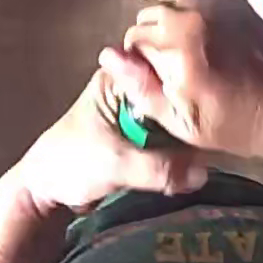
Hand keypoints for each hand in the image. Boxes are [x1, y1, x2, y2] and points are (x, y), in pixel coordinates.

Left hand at [13, 68, 207, 213]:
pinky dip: (179, 150)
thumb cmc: (72, 163)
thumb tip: (203, 171)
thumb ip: (158, 167)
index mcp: (116, 80)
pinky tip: (196, 161)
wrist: (48, 189)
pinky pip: (167, 138)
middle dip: (188, 116)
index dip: (185, 89)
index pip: (160, 74)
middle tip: (214, 132)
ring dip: (185, 136)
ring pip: (171, 119)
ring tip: (209, 148)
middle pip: (169, 96)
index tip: (210, 108)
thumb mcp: (116, 163)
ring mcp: (133, 113)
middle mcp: (128, 89)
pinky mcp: (139, 136)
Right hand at [102, 0, 262, 161]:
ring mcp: (211, 1)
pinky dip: (192, 13)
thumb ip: (140, 87)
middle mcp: (189, 15)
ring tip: (194, 50)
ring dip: (172, 23)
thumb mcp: (182, 122)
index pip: (132, 41)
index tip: (162, 80)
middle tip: (177, 67)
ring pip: (168, 4)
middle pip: (147, 18)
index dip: (141, 63)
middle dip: (153, 39)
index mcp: (176, 47)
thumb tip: (107, 55)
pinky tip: (209, 37)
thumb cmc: (235, 124)